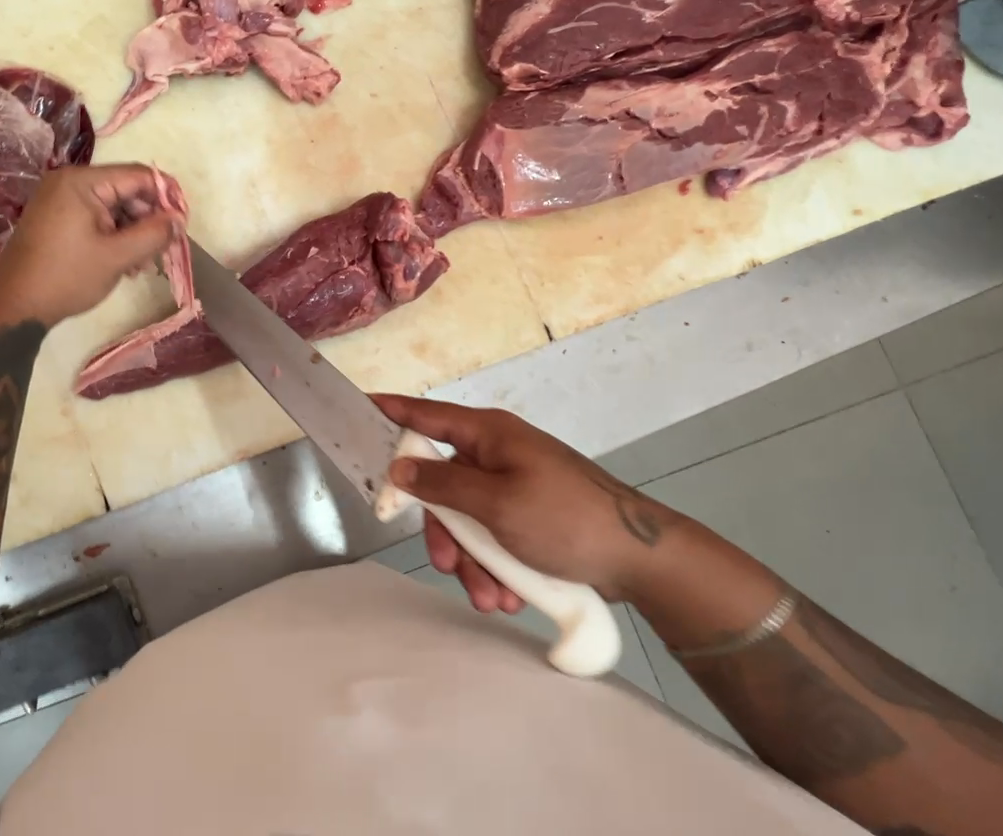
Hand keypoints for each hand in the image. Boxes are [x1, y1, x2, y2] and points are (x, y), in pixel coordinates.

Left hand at [0, 164, 182, 325]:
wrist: (14, 307)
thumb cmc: (66, 277)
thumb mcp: (117, 256)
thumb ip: (153, 234)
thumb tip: (180, 219)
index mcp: (81, 181)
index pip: (137, 176)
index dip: (165, 198)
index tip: (181, 225)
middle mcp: (67, 182)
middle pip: (124, 191)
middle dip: (145, 220)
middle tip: (159, 252)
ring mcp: (57, 200)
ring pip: (110, 207)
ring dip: (130, 233)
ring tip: (139, 265)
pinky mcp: (53, 219)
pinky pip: (92, 218)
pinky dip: (110, 236)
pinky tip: (120, 263)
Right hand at [373, 395, 682, 608]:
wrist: (644, 562)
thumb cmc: (565, 519)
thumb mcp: (494, 504)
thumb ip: (440, 485)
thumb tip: (398, 468)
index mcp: (488, 436)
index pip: (426, 415)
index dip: (391, 412)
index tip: (359, 405)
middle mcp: (497, 455)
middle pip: (442, 486)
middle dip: (445, 534)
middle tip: (447, 566)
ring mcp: (514, 487)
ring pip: (467, 521)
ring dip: (472, 563)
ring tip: (492, 597)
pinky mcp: (529, 518)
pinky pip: (493, 538)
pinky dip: (495, 568)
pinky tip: (509, 594)